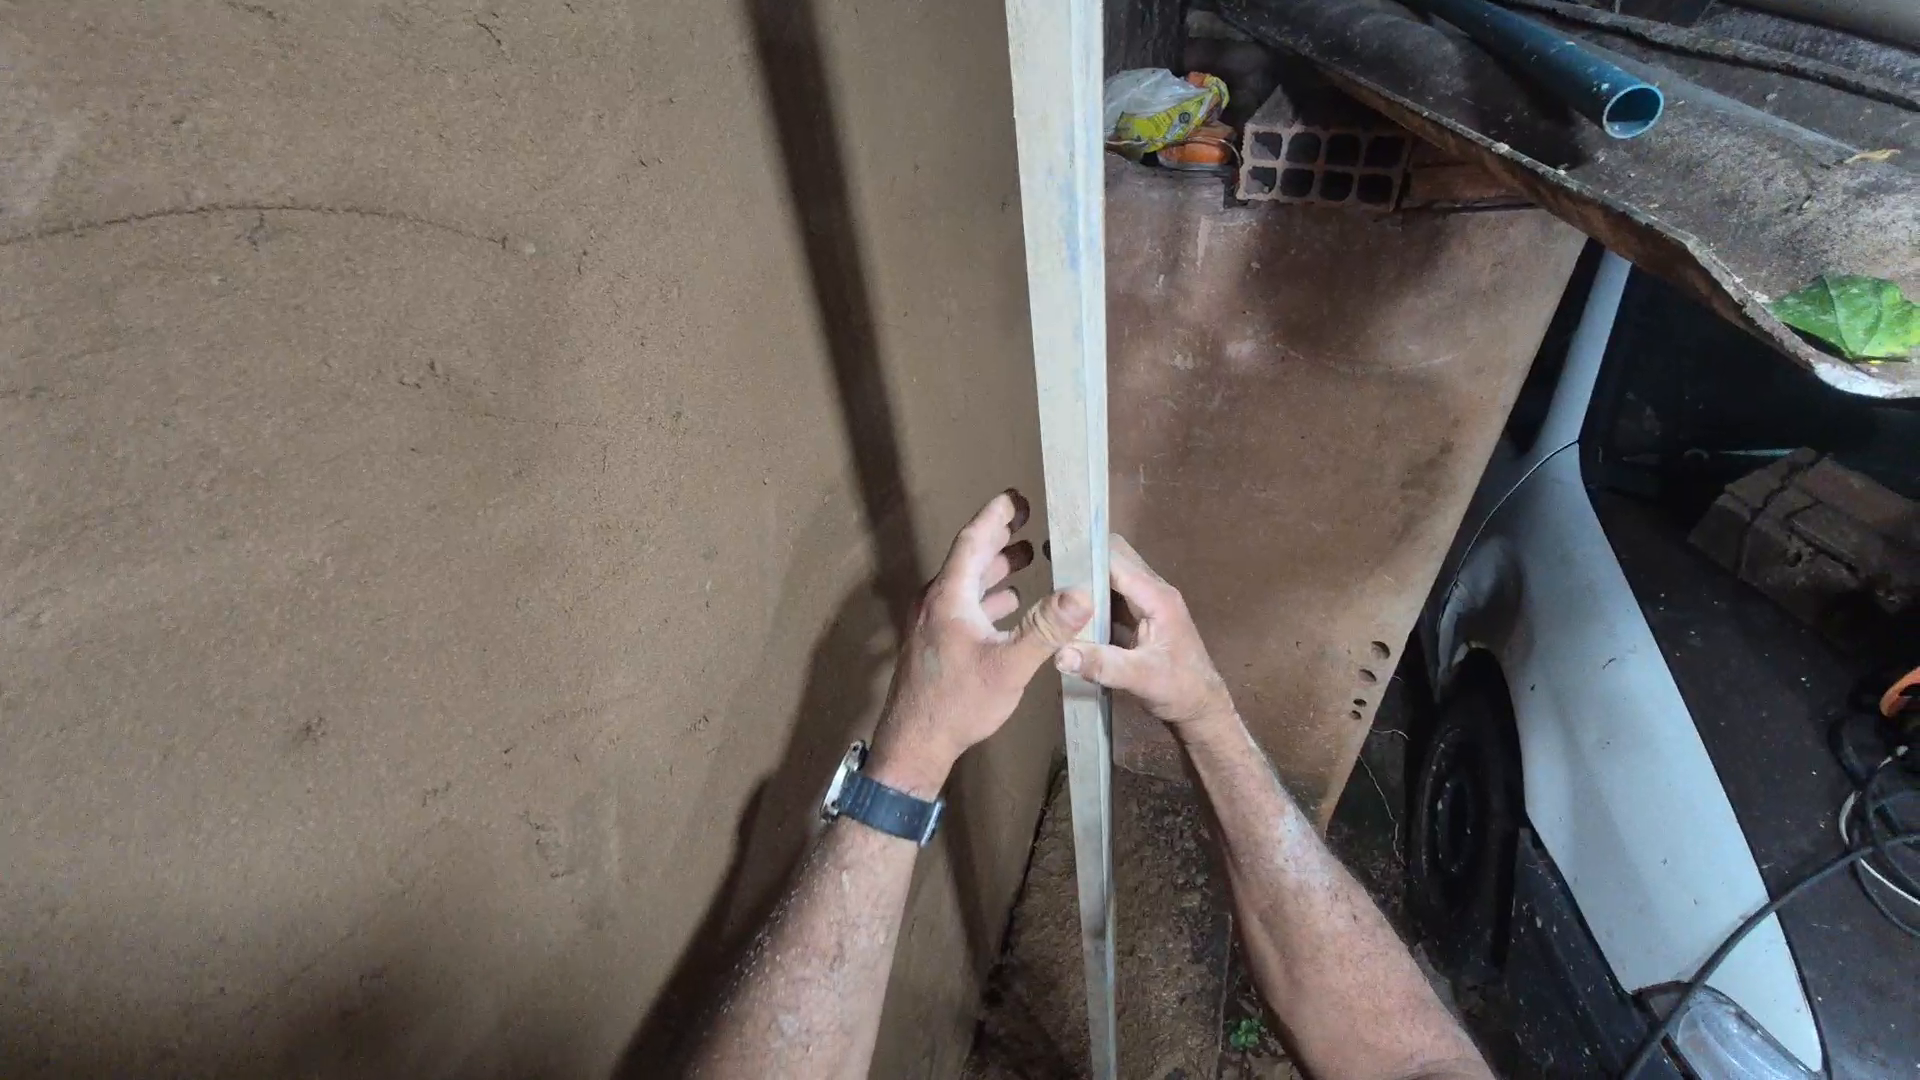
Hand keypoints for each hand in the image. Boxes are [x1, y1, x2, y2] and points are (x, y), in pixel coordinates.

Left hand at [866, 490, 1094, 795]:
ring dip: (996, 567)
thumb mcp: (1009, 665)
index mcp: (949, 596)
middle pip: (969, 557)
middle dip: (999, 536)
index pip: (972, 541)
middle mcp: (936, 601)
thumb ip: (1045, 628)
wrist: (914, 742)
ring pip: (967, 582)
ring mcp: (932, 621)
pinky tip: (1009, 603)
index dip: (995, 516)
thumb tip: (1082, 593)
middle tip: (1028, 518)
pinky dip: (988, 595)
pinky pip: (964, 604)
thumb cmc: (959, 703)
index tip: (1016, 497)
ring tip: (1028, 556)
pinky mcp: (935, 640)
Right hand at [1053, 535, 1233, 732]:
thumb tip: (1061, 654)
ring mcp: (1146, 601)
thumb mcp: (1141, 679)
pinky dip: (1091, 595)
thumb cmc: (1180, 690)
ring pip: (1112, 574)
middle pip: (1115, 558)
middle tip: (1052, 569)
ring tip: (1054, 585)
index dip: (1086, 556)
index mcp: (1156, 597)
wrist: (1202, 708)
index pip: (1116, 560)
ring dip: (1087, 576)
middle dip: (1085, 559)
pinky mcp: (1139, 615)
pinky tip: (1069, 609)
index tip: (1054, 558)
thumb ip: (1102, 665)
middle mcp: (1153, 590)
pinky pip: (1111, 594)